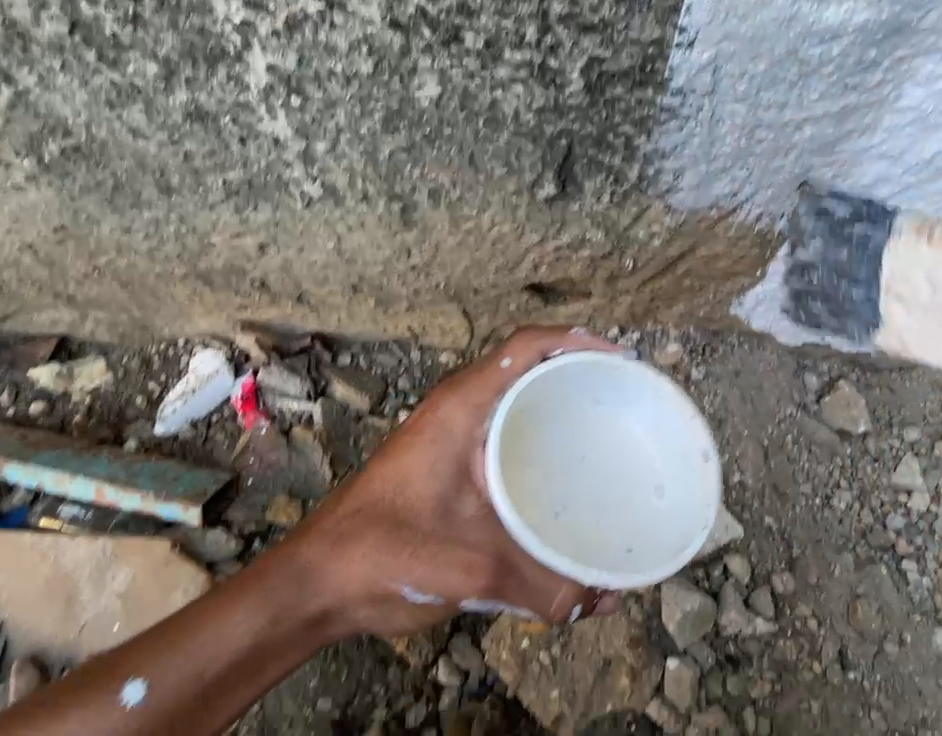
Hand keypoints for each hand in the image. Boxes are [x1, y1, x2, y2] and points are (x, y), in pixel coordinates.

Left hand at [283, 326, 625, 639]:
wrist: (316, 582)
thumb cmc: (382, 554)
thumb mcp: (470, 568)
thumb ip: (539, 586)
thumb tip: (600, 600)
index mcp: (463, 406)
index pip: (527, 345)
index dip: (578, 341)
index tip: (623, 362)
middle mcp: (459, 410)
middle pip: (527, 369)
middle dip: (576, 376)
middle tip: (625, 403)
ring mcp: (450, 438)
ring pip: (514, 405)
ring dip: (555, 411)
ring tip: (604, 438)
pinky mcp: (447, 468)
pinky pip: (502, 439)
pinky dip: (536, 447)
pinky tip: (559, 486)